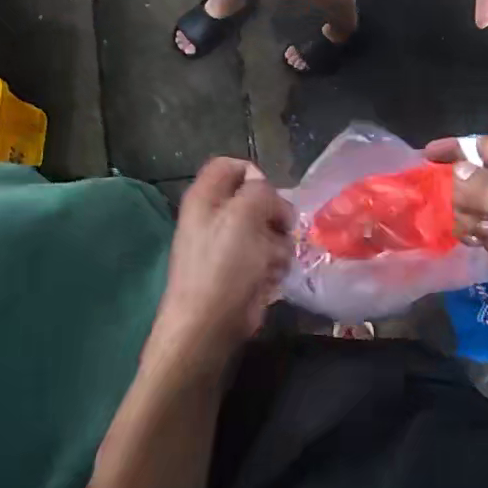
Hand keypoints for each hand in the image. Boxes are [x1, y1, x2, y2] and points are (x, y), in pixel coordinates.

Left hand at [154, 158, 295, 348]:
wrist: (212, 322)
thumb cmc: (224, 265)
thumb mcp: (244, 216)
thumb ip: (259, 191)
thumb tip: (265, 188)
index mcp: (206, 198)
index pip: (231, 166)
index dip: (255, 174)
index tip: (271, 195)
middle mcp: (216, 217)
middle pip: (258, 198)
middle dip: (276, 214)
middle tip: (281, 229)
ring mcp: (230, 245)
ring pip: (270, 228)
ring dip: (280, 243)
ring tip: (274, 261)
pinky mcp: (244, 268)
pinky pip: (271, 254)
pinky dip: (276, 264)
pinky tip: (271, 277)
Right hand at [423, 136, 487, 316]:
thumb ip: (484, 186)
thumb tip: (455, 171)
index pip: (487, 146)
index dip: (455, 149)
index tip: (423, 156)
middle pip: (474, 174)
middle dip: (456, 188)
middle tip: (448, 206)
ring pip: (470, 201)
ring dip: (460, 213)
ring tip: (467, 229)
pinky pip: (474, 224)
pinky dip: (465, 230)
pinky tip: (468, 241)